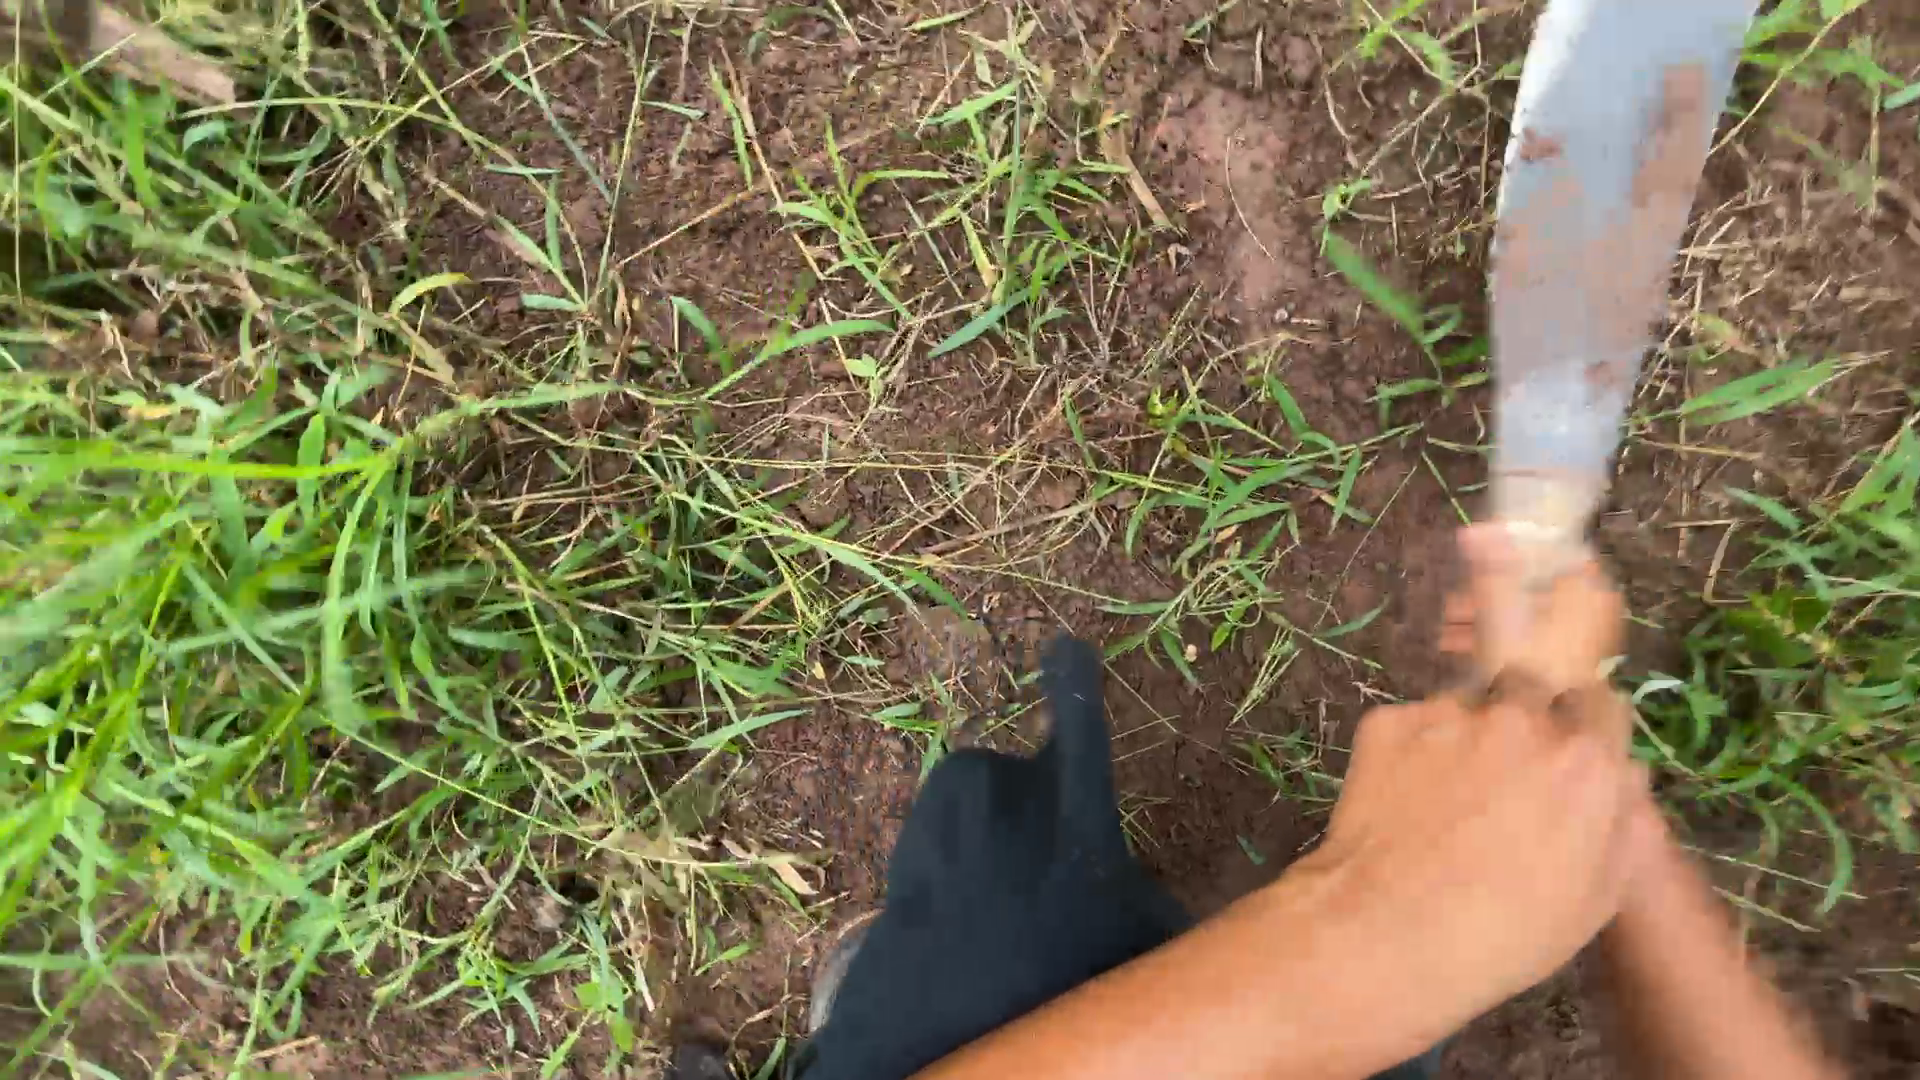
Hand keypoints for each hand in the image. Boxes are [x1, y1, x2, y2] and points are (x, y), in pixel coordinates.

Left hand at [1292, 526, 1653, 1050]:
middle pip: (1540, 646)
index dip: (1582, 700)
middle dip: (1535, 613)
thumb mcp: (1595, 885)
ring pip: (1465, 695)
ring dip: (1463, 721)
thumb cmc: (1506, 923)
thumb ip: (1610, 810)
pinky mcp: (1385, 718)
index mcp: (1588, 760)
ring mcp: (1446, 712)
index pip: (1599, 694)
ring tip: (1442, 782)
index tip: (1571, 694)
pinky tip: (1402, 794)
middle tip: (1500, 570)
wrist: (1392, 921)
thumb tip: (1608, 767)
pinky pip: (1411, 722)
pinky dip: (1413, 747)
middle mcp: (1520, 719)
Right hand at [1439, 523, 1624, 695]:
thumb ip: (1490, 567)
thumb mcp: (1501, 607)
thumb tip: (1473, 530)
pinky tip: (1465, 650)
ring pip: (1525, 610)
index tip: (1471, 562)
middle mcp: (1590, 607)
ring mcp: (1580, 634)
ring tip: (1449, 636)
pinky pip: (1528, 634)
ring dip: (1484, 617)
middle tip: (1452, 608)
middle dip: (1485, 592)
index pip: (1548, 549)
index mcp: (1585, 588)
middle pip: (1530, 583)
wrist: (1549, 724)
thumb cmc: (1527, 660)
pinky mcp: (1567, 657)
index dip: (1506, 550)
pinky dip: (1499, 635)